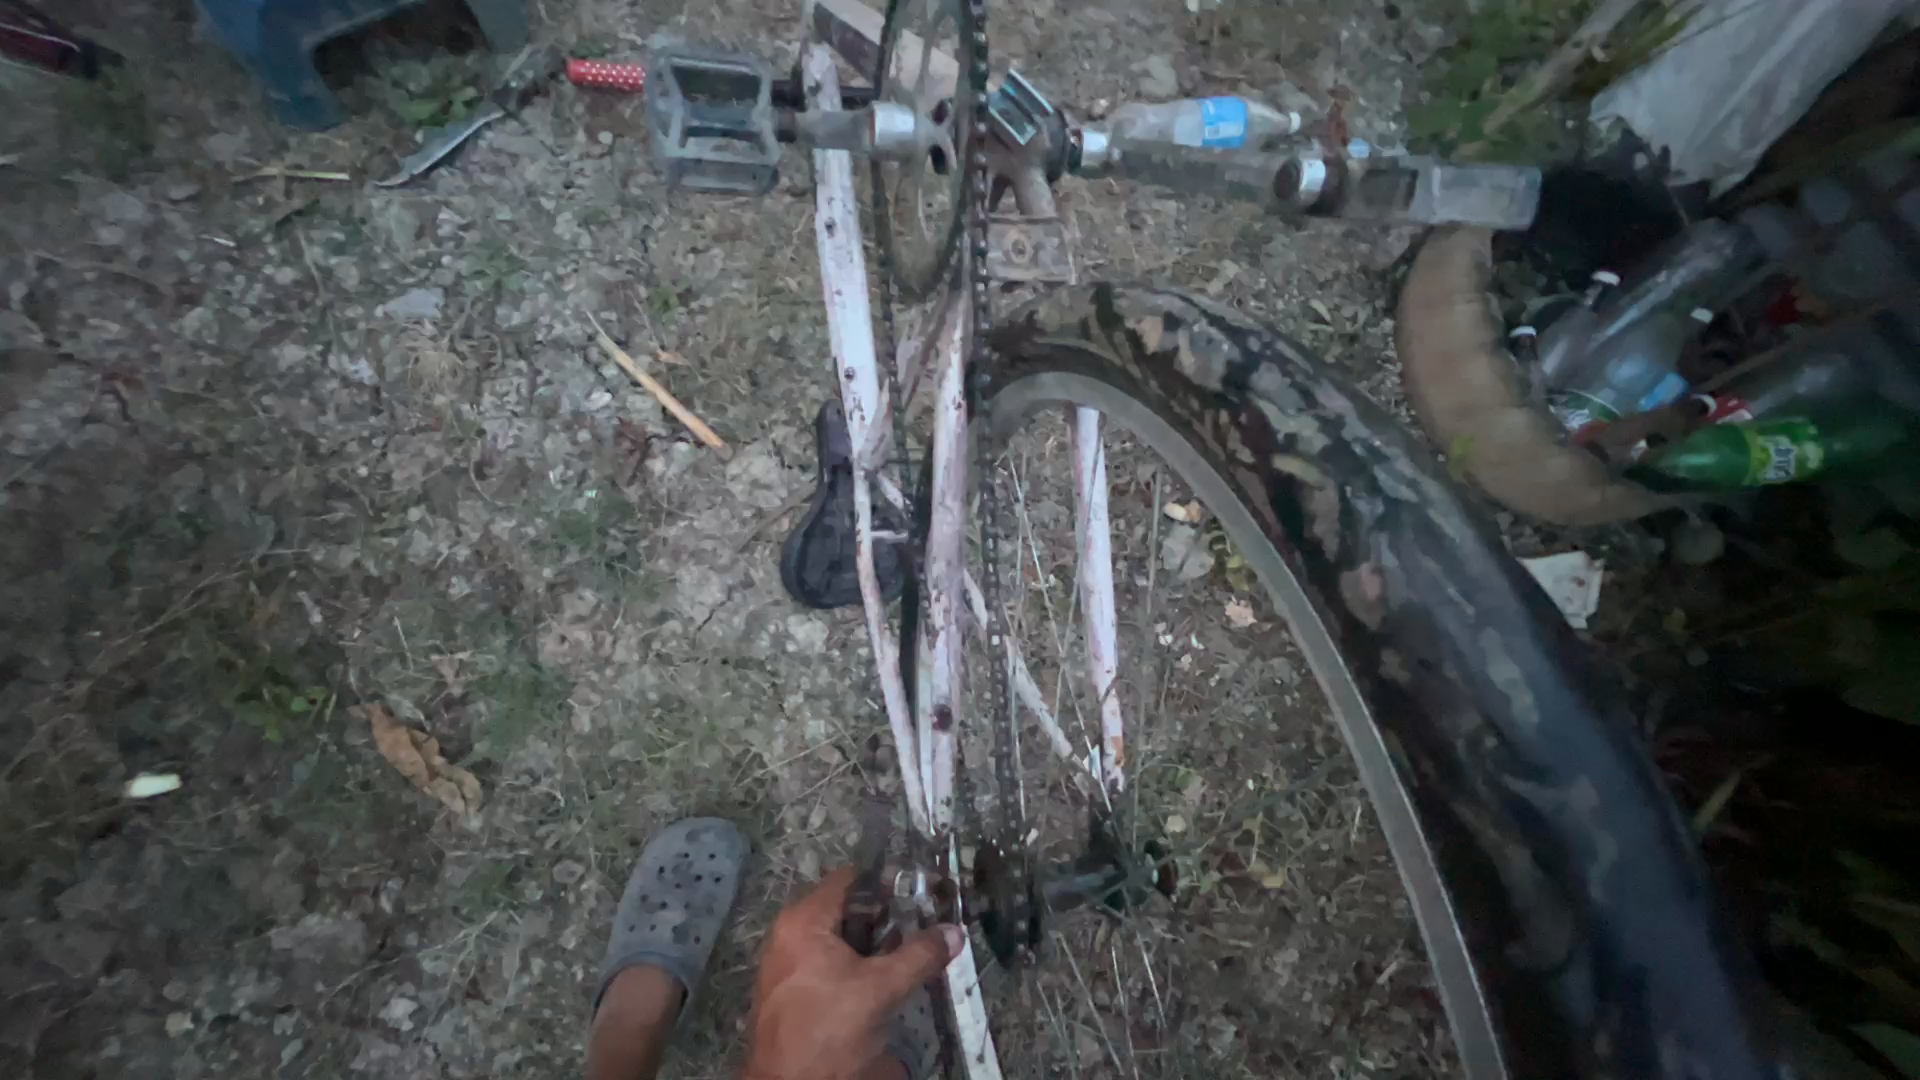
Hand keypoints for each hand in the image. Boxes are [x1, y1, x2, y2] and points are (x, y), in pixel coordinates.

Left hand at [740, 866, 964, 1079]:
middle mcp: (788, 932)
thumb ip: (919, 956)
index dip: (885, 882)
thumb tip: (954, 932)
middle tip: (918, 921)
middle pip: (843, 907)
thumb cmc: (829, 1030)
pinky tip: (878, 977)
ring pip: (835, 936)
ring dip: (869, 941)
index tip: (917, 891)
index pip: (850, 879)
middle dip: (882, 915)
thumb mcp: (881, 990)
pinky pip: (824, 959)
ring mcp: (784, 962)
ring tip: (904, 948)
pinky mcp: (788, 989)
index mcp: (804, 919)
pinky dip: (851, 962)